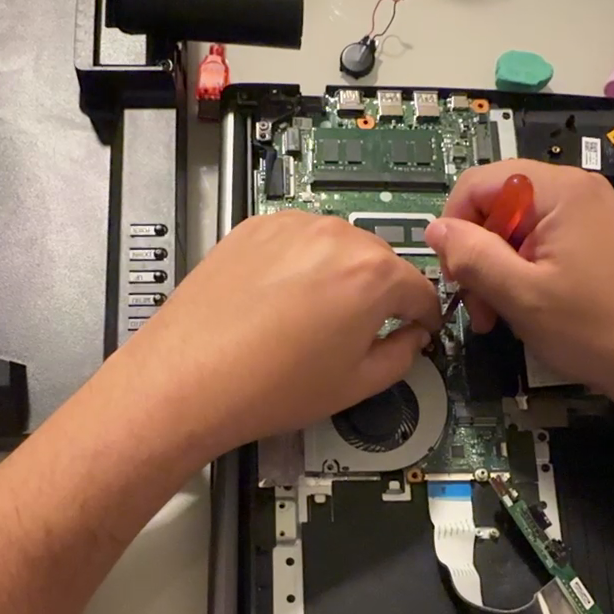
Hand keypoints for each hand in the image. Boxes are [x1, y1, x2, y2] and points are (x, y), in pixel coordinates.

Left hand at [116, 210, 441, 455]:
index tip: (417, 330)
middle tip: (359, 335)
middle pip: (379, 263)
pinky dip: (298, 267)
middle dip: (379, 297)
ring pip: (335, 249)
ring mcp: (290, 226)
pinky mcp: (253, 228)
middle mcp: (335, 237)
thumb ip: (401, 357)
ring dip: (337, 278)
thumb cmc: (268, 387)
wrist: (189, 379)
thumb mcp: (355, 386)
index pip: (420, 289)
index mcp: (372, 275)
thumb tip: (410, 339)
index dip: (424, 317)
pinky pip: (294, 243)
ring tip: (310, 324)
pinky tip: (279, 306)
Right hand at [426, 160, 613, 392]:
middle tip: (478, 309)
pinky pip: (545, 246)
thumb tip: (434, 228)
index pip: (480, 182)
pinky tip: (527, 311)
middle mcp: (578, 191)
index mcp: (559, 191)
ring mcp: (593, 216)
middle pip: (500, 205)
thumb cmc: (591, 329)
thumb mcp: (520, 294)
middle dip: (478, 255)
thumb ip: (473, 256)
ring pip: (519, 231)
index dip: (455, 224)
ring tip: (499, 318)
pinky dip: (526, 276)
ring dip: (499, 272)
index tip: (454, 274)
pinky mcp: (600, 243)